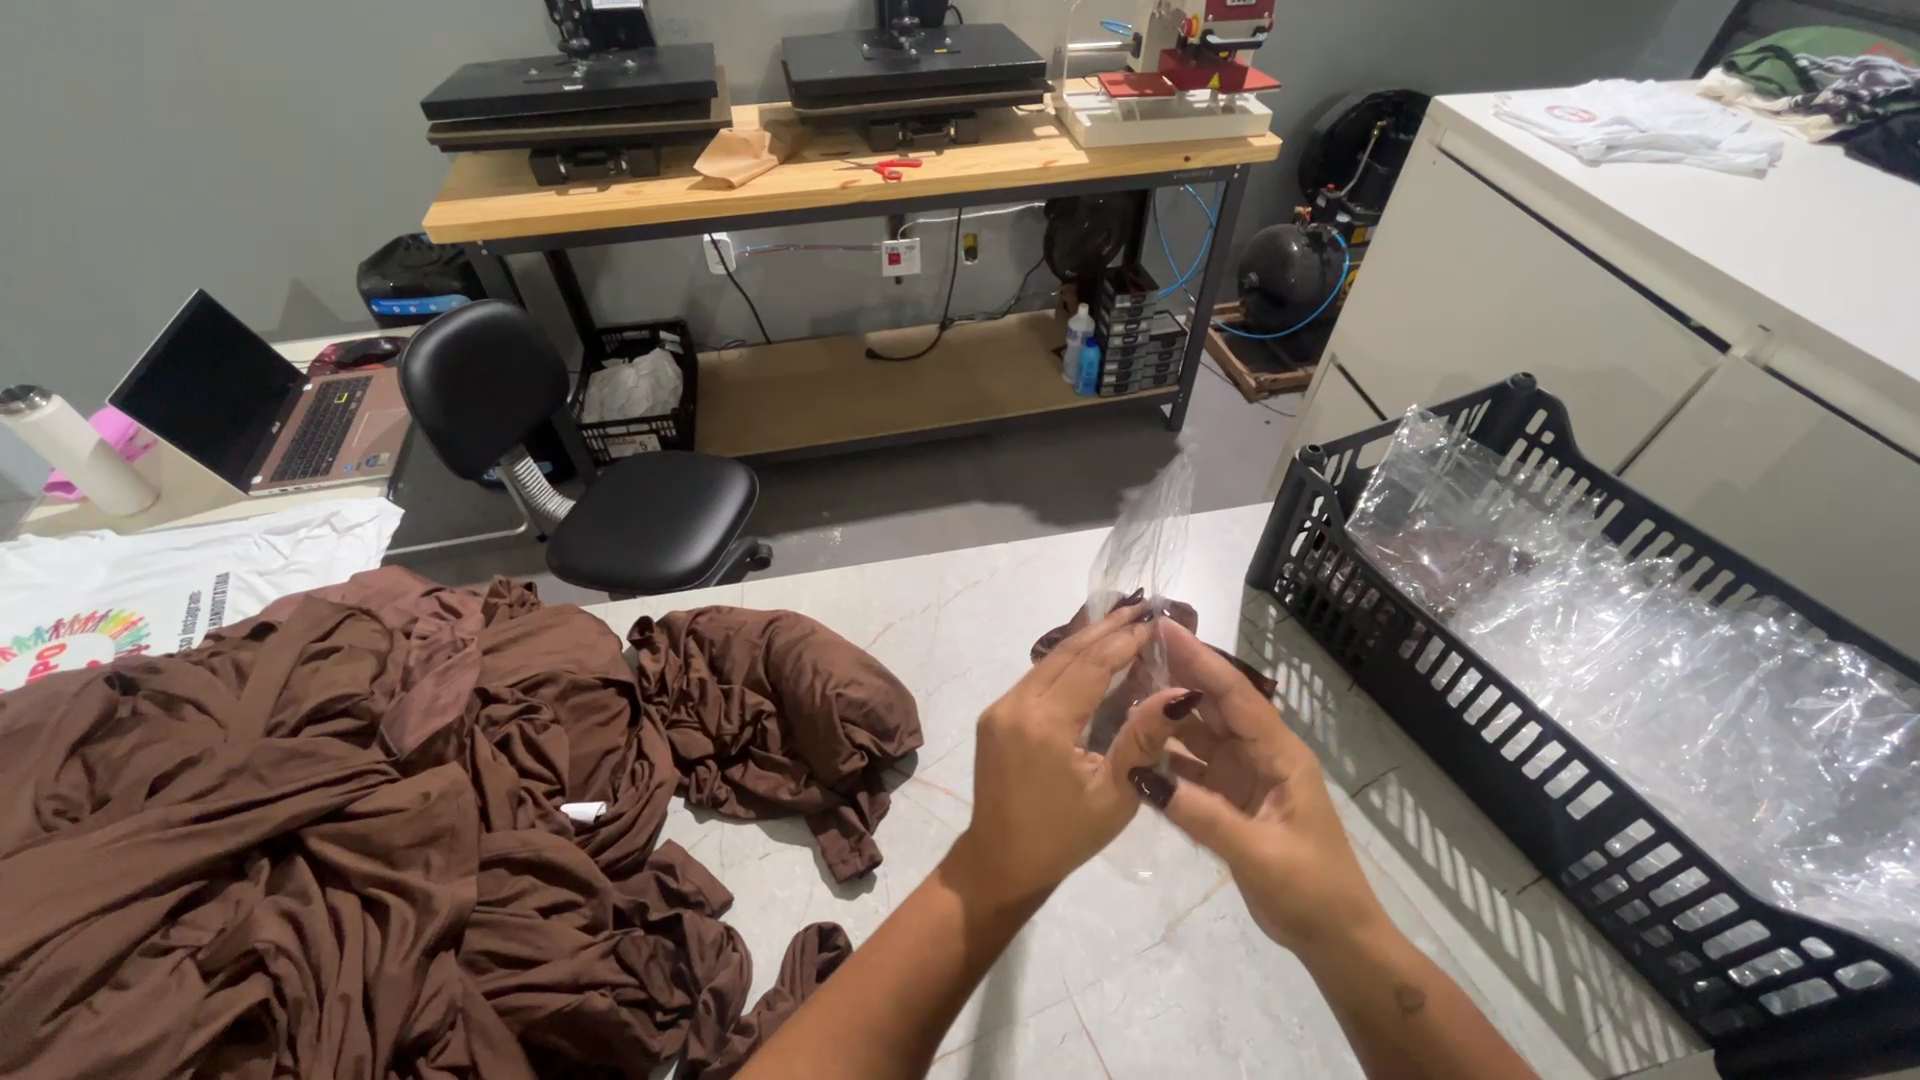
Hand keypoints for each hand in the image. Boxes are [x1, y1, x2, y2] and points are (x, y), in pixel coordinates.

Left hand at [949, 598, 1193, 907]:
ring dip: (1087, 641)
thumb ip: (1144, 738)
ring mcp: (1000, 707)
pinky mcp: (996, 715)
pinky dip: (1068, 662)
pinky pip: (1037, 677)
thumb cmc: (1064, 837)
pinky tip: (1092, 655)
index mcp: (1044, 723)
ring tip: (1124, 621)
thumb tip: (1180, 692)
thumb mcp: (1116, 794)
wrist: (1000, 861)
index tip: (1157, 620)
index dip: (1126, 640)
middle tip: (1144, 606)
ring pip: (1049, 661)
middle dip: (1107, 628)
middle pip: (1067, 653)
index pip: (1091, 665)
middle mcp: (1016, 704)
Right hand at [1133, 619, 1388, 955]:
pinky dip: (1165, 753)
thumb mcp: (1260, 855)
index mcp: (1280, 755)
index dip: (1200, 660)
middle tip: (1132, 647)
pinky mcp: (1230, 797)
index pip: (1236, 696)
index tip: (1165, 627)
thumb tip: (1143, 777)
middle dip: (1178, 673)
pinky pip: (1192, 765)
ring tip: (1123, 687)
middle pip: (1214, 704)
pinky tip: (1135, 743)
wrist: (1336, 937)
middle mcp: (1261, 754)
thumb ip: (1202, 815)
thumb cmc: (1312, 891)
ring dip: (1166, 712)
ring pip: (1200, 731)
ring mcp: (1244, 775)